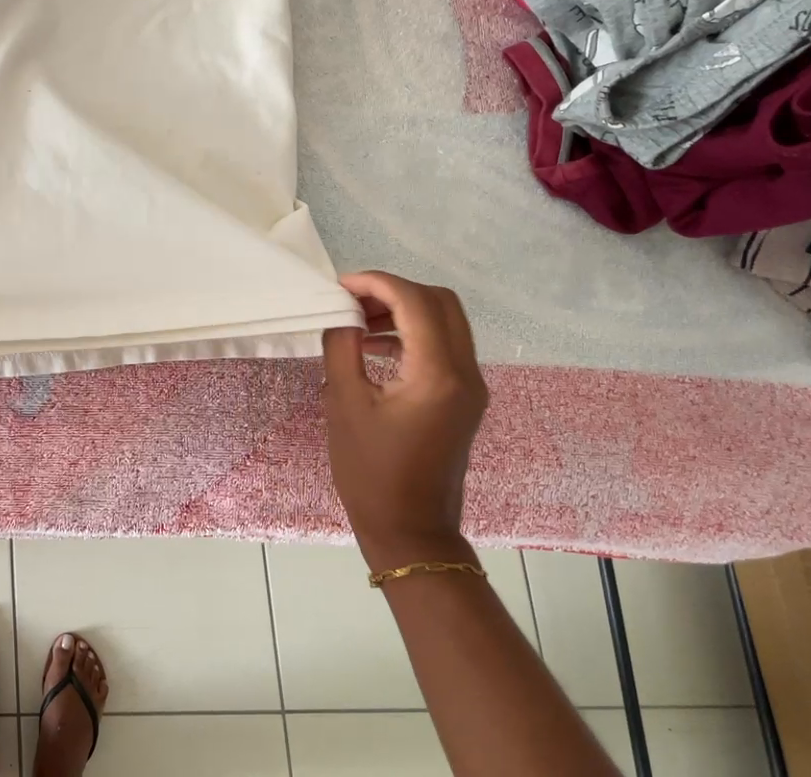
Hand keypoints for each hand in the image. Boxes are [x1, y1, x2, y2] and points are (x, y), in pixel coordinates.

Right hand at [321, 271, 488, 570]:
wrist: (410, 527)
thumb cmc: (369, 470)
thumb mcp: (344, 403)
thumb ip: (343, 347)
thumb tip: (342, 315)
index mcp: (437, 374)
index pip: (416, 302)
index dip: (377, 283)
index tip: (339, 287)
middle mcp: (466, 373)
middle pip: (441, 303)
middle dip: (395, 291)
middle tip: (351, 301)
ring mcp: (471, 386)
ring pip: (446, 322)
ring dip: (404, 311)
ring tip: (357, 322)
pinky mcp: (464, 398)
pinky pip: (444, 346)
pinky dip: (413, 333)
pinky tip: (375, 348)